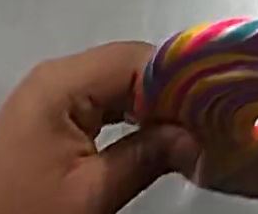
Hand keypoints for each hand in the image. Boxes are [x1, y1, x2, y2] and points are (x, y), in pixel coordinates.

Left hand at [0, 43, 197, 213]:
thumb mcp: (89, 198)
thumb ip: (147, 157)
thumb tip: (198, 138)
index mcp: (63, 82)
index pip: (137, 60)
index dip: (175, 79)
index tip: (207, 106)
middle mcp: (59, 73)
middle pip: (129, 64)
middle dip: (166, 91)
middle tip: (200, 119)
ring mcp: (52, 90)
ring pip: (119, 79)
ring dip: (151, 102)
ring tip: (183, 127)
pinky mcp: (50, 111)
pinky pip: (103, 96)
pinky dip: (130, 111)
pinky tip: (152, 132)